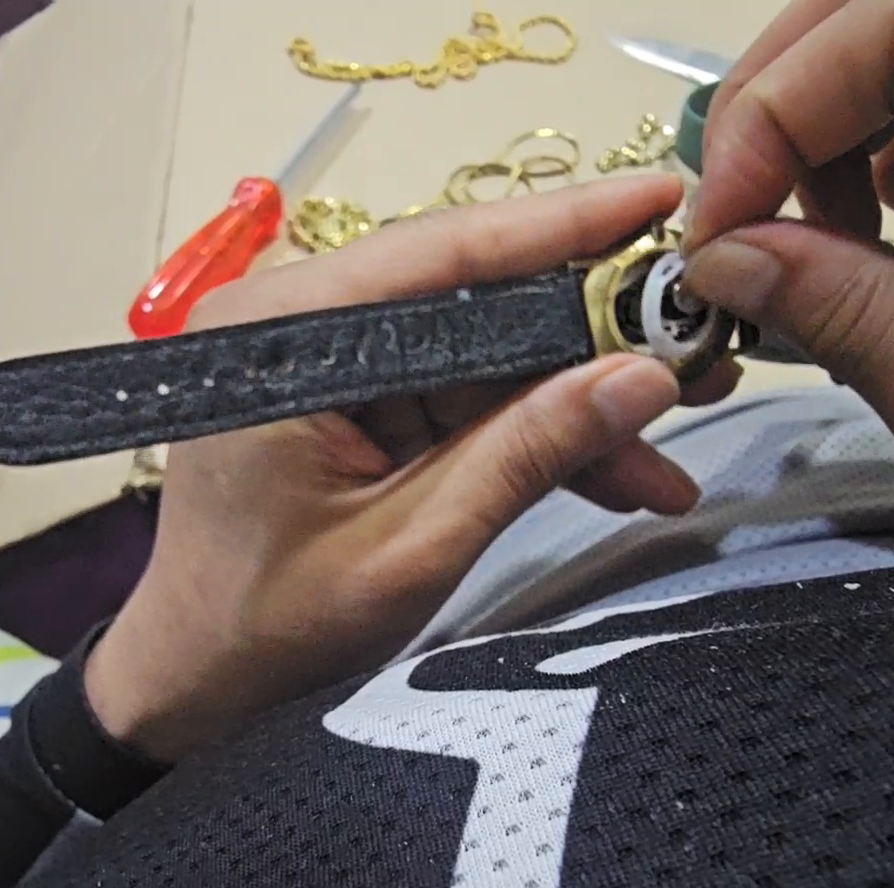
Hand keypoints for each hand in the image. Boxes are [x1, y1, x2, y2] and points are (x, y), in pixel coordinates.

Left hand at [85, 176, 740, 760]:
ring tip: (664, 444)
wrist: (200, 678)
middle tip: (693, 354)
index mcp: (283, 338)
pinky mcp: (348, 411)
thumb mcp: (411, 546)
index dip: (561, 230)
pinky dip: (521, 441)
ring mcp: (324, 372)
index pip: (440, 255)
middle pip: (468, 307)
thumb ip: (522, 456)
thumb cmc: (273, 627)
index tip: (661, 203)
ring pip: (475, 364)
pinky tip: (604, 475)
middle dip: (584, 344)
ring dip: (566, 408)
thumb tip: (640, 378)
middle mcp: (297, 332)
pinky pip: (452, 407)